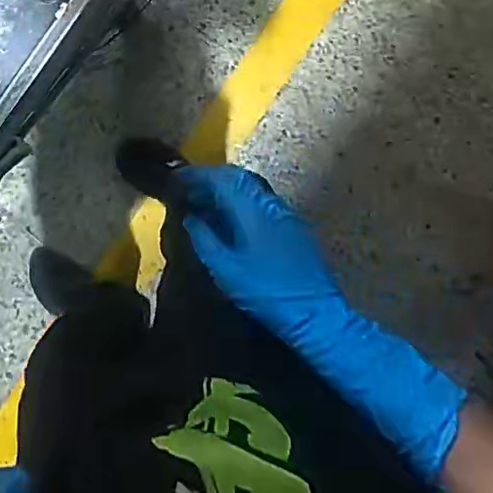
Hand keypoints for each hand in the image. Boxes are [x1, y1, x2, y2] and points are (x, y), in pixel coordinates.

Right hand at [175, 165, 465, 482]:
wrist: (317, 315)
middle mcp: (268, 201)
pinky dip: (238, 202)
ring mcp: (283, 213)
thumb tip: (189, 217)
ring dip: (224, 189)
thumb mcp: (225, 270)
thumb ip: (203, 239)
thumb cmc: (267, 292)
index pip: (220, 177)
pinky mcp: (291, 227)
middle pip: (235, 177)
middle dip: (209, 179)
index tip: (175, 180)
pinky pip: (258, 201)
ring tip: (203, 203)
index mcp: (251, 206)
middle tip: (186, 189)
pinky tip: (229, 220)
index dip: (196, 176)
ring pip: (248, 188)